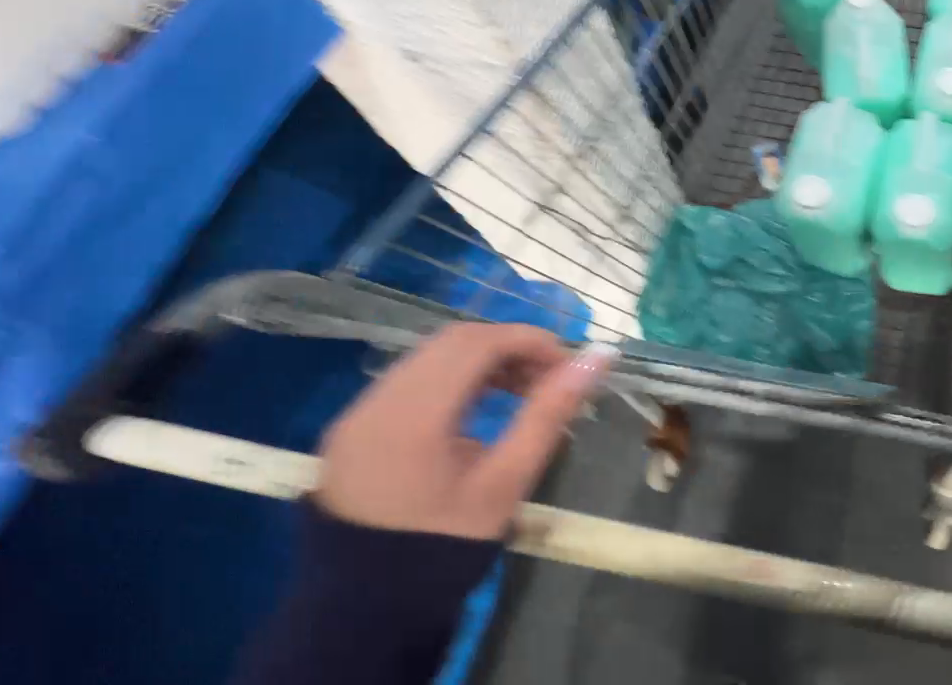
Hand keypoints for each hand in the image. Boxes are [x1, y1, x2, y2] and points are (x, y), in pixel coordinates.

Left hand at [316, 322, 614, 539]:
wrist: (364, 609)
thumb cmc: (444, 547)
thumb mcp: (507, 482)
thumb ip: (549, 413)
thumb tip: (598, 358)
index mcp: (412, 416)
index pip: (478, 344)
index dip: (530, 341)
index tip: (569, 366)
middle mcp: (376, 402)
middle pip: (453, 342)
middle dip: (510, 348)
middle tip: (550, 377)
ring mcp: (357, 414)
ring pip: (431, 356)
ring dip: (483, 361)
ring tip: (524, 391)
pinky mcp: (353, 428)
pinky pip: (411, 380)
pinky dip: (454, 378)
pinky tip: (482, 406)